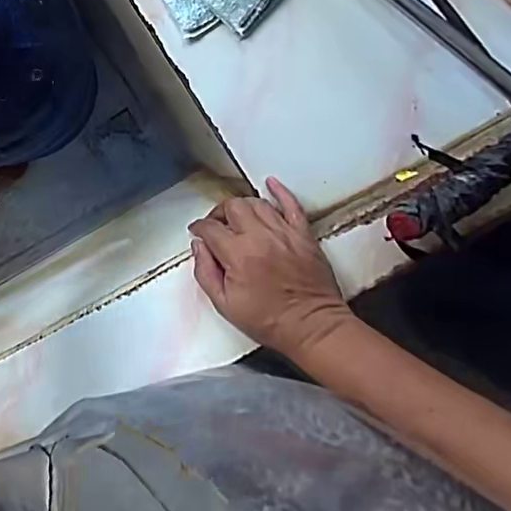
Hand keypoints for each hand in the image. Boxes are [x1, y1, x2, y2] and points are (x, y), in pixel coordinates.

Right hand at [189, 177, 352, 359]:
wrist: (312, 327)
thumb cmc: (270, 320)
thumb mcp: (225, 305)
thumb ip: (205, 272)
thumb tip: (199, 247)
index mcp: (238, 254)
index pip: (210, 227)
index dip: (199, 228)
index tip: (198, 232)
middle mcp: (260, 237)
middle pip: (232, 207)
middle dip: (219, 214)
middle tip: (217, 226)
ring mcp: (284, 232)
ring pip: (257, 203)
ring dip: (243, 206)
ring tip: (238, 217)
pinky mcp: (303, 234)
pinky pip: (291, 204)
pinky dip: (280, 191)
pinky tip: (271, 184)